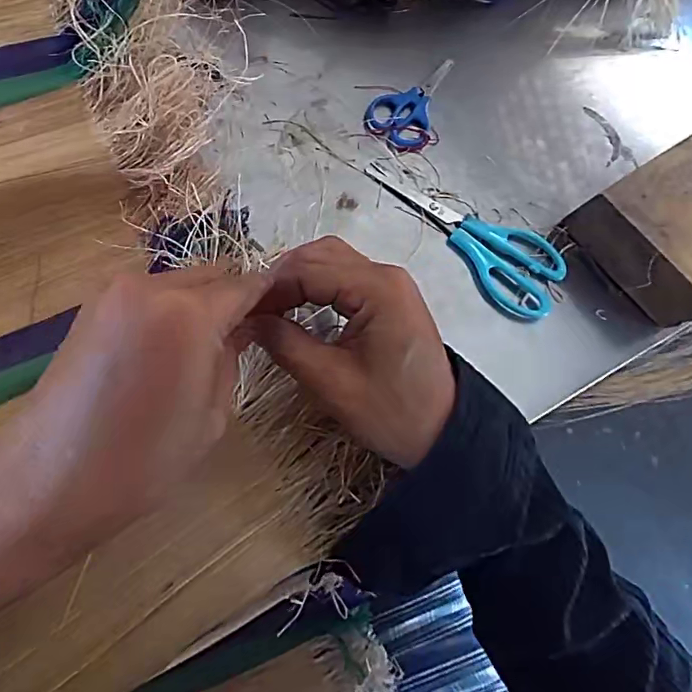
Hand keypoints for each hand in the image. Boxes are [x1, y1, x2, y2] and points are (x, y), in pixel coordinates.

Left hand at [0, 266, 271, 553]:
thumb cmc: (141, 459)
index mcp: (187, 311)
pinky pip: (144, 293)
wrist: (52, 470)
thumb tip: (241, 326)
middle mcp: (149, 284)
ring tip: (194, 349)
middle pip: (207, 274)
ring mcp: (114, 288)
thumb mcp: (209, 416)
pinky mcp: (91, 302)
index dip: (265, 297)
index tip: (281, 312)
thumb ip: (231, 358)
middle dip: (228, 297)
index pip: (243, 285)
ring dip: (193, 302)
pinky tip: (159, 348)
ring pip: (175, 281)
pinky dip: (162, 308)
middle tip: (239, 337)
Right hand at [244, 236, 454, 467]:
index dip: (270, 288)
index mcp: (377, 290)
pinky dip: (312, 284)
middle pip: (317, 255)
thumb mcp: (331, 383)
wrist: (447, 436)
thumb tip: (249, 320)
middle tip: (255, 308)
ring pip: (328, 259)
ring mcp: (388, 283)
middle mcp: (384, 275)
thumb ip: (285, 343)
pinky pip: (341, 275)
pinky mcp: (386, 296)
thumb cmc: (393, 413)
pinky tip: (296, 306)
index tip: (243, 312)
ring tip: (271, 307)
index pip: (307, 270)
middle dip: (280, 278)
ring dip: (295, 277)